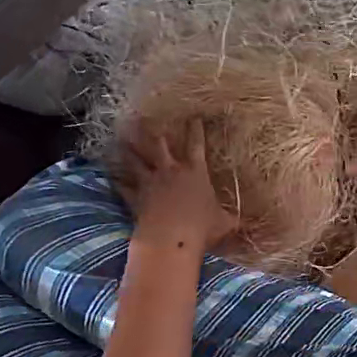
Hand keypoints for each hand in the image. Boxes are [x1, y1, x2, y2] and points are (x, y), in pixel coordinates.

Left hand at [120, 119, 236, 251]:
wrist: (171, 239)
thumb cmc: (202, 228)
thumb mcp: (226, 223)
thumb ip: (232, 218)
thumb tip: (244, 221)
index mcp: (195, 172)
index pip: (197, 145)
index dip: (196, 129)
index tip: (193, 117)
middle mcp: (171, 172)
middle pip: (160, 145)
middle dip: (153, 132)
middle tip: (143, 119)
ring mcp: (151, 183)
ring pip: (137, 161)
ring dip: (129, 152)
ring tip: (122, 141)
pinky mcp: (136, 198)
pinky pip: (124, 188)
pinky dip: (118, 182)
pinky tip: (111, 177)